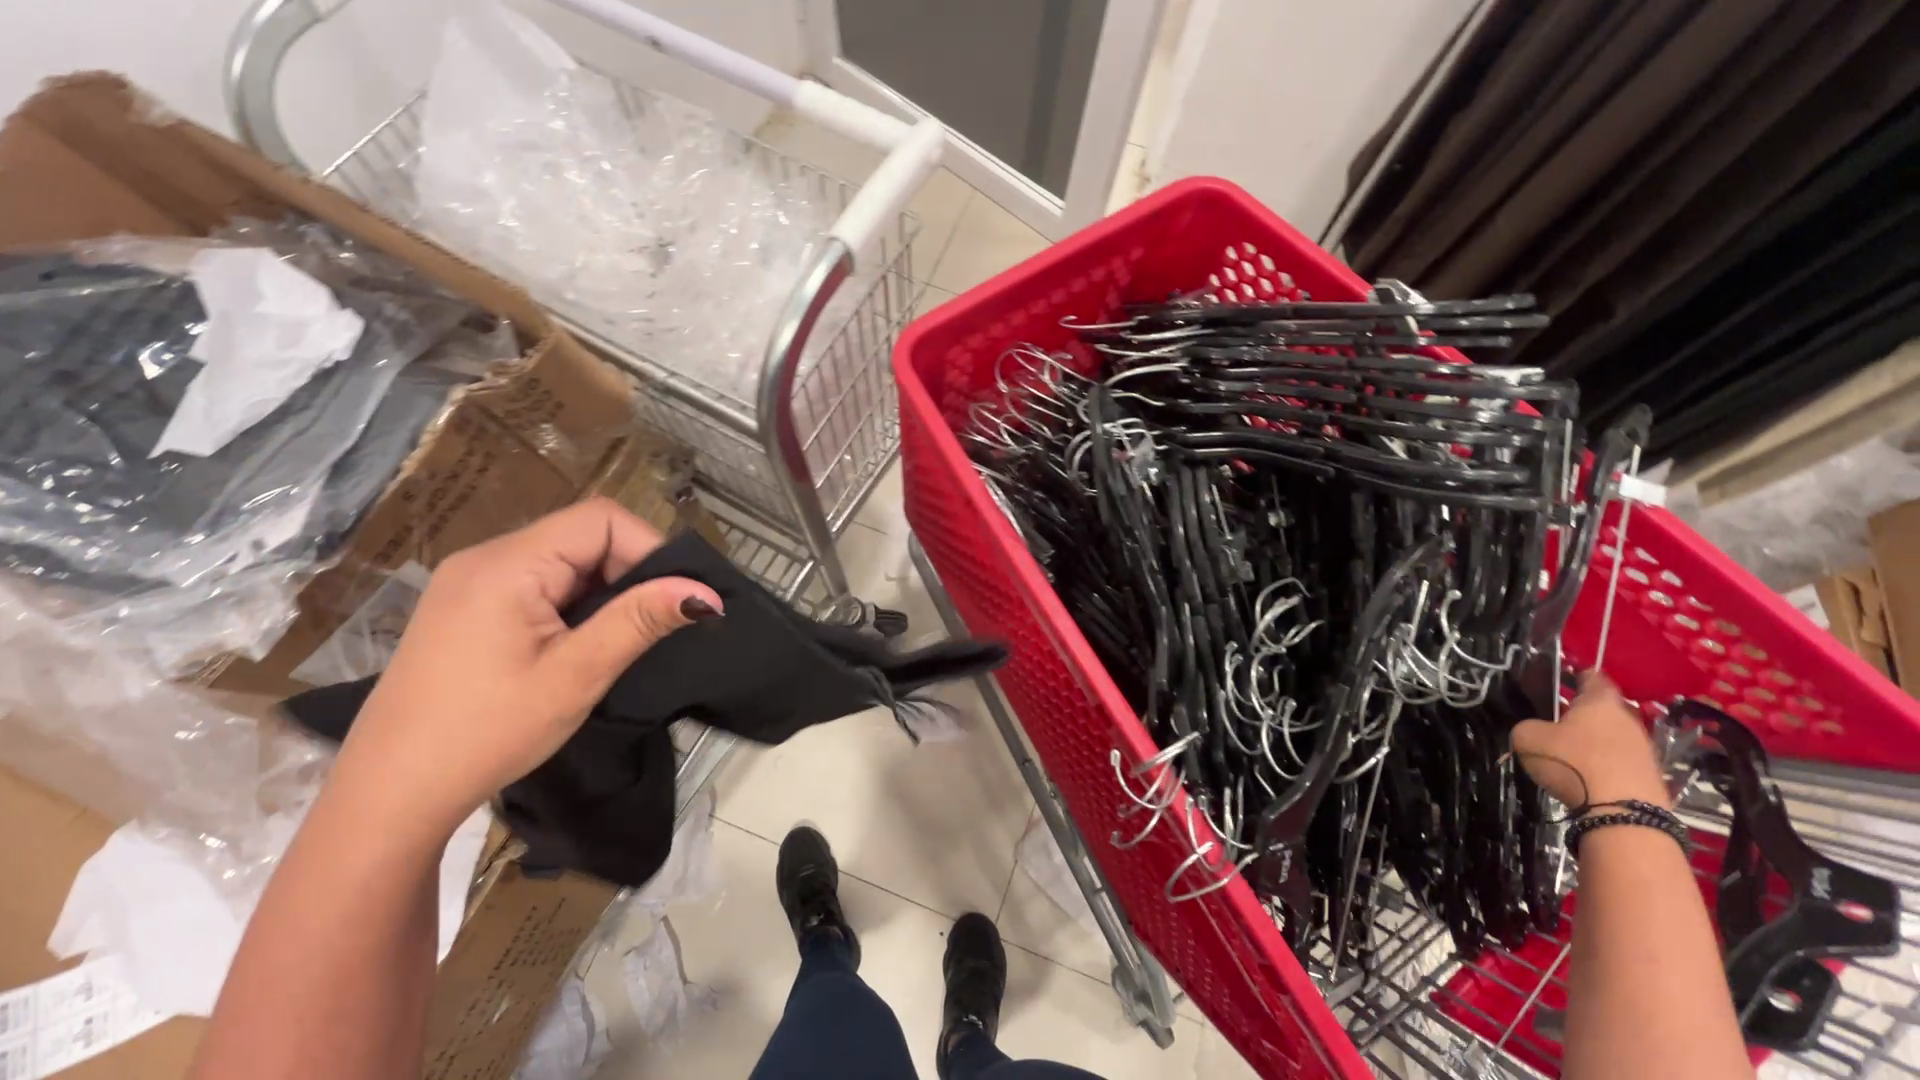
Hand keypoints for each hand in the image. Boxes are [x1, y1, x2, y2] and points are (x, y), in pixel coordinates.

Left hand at [329, 498, 722, 834]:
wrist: (391, 792)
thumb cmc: (487, 733)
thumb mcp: (575, 676)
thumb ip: (639, 622)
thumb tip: (706, 593)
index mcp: (508, 563)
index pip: (602, 519)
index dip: (648, 550)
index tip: (669, 603)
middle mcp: (484, 558)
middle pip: (581, 536)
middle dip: (625, 575)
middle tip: (641, 634)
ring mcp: (468, 582)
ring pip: (560, 561)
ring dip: (598, 594)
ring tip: (606, 647)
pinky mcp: (463, 607)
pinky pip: (534, 583)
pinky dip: (568, 606)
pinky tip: (568, 649)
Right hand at [1511, 672, 1670, 811]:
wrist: (1624, 813)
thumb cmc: (1572, 763)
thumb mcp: (1528, 739)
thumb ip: (1527, 727)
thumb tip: (1534, 730)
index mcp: (1600, 701)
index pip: (1593, 677)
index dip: (1577, 676)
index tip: (1564, 679)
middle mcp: (1627, 718)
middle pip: (1604, 709)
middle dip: (1583, 713)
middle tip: (1558, 720)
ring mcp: (1643, 748)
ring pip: (1613, 735)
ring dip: (1595, 740)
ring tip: (1570, 752)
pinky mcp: (1649, 775)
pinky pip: (1620, 760)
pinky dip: (1604, 763)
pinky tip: (1587, 776)